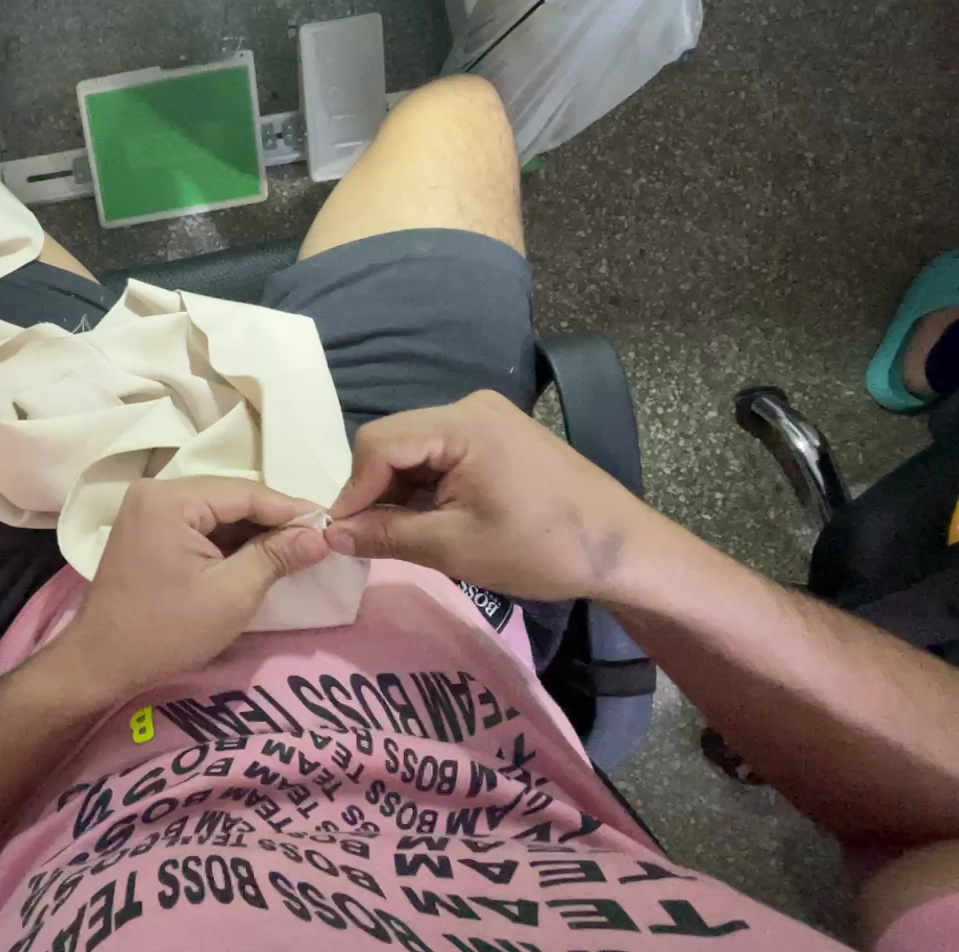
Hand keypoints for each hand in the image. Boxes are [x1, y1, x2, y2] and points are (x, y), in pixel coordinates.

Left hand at [51, 476, 329, 701]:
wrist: (101, 662)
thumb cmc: (167, 631)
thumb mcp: (231, 595)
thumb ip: (275, 556)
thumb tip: (319, 535)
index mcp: (169, 499)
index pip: (244, 492)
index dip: (290, 507)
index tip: (331, 522)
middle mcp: (155, 491)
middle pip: (229, 496)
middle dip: (273, 517)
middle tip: (318, 536)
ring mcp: (148, 509)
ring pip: (216, 510)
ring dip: (253, 529)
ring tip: (297, 545)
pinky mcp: (148, 529)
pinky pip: (198, 524)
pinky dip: (228, 539)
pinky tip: (258, 553)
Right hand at [325, 391, 677, 602]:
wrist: (627, 552)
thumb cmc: (542, 549)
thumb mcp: (454, 547)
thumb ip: (385, 535)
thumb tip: (330, 534)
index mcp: (462, 424)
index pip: (378, 444)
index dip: (354, 489)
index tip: (343, 534)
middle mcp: (469, 407)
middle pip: (392, 439)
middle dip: (374, 488)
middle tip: (371, 535)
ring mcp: (485, 417)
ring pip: (411, 446)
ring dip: (397, 487)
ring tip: (401, 530)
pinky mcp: (495, 432)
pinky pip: (437, 450)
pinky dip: (422, 482)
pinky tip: (429, 514)